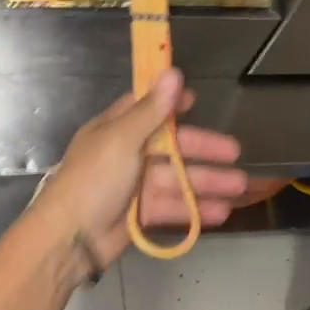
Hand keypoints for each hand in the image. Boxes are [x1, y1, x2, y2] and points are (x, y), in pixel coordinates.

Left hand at [30, 69, 248, 267]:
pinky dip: (195, 209)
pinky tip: (221, 212)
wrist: (70, 238)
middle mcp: (126, 153)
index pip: (146, 108)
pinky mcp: (140, 214)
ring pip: (177, 178)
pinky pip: (173, 207)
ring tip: (239, 187)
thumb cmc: (94, 179)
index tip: (196, 101)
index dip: (170, 103)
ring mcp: (134, 185)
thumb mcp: (122, 139)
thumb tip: (173, 71)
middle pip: (171, 146)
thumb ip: (152, 110)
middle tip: (235, 152)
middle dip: (203, 149)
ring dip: (207, 181)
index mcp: (115, 129)